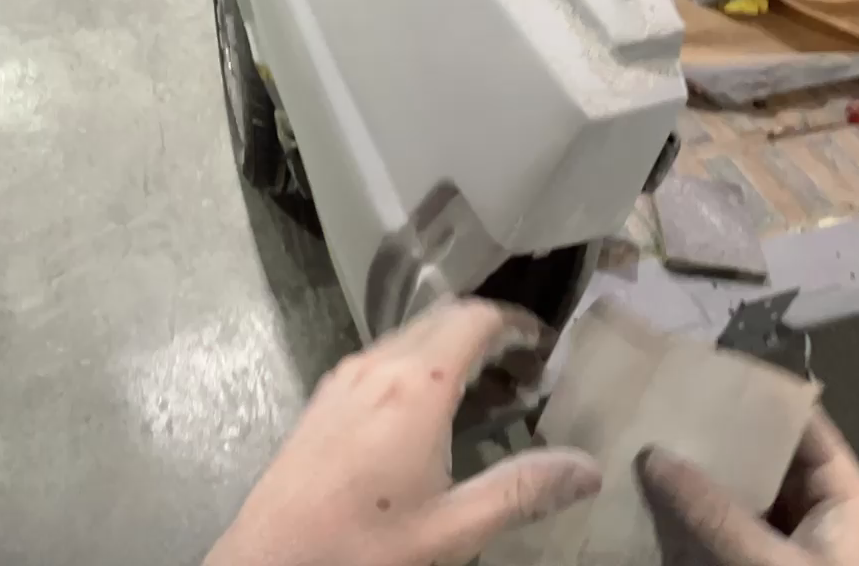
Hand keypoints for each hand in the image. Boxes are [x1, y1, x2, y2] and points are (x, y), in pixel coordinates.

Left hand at [206, 298, 602, 565]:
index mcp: (418, 384)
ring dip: (456, 346)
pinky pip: (388, 354)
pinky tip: (432, 408)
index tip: (546, 346)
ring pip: (415, 333)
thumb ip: (522, 491)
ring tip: (489, 392)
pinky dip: (423, 360)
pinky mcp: (330, 390)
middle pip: (447, 317)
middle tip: (526, 373)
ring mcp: (350, 372)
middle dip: (491, 332)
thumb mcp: (452, 531)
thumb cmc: (365, 546)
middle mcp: (382, 362)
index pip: (476, 319)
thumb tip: (588, 467)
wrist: (270, 559)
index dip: (516, 323)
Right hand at [636, 409, 858, 565]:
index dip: (759, 392)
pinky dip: (692, 509)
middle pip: (765, 453)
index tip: (703, 364)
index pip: (803, 424)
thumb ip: (714, 512)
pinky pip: (721, 526)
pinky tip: (651, 488)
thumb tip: (653, 452)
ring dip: (698, 469)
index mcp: (844, 500)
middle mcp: (815, 514)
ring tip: (645, 433)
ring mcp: (784, 545)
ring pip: (739, 490)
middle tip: (658, 397)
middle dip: (714, 429)